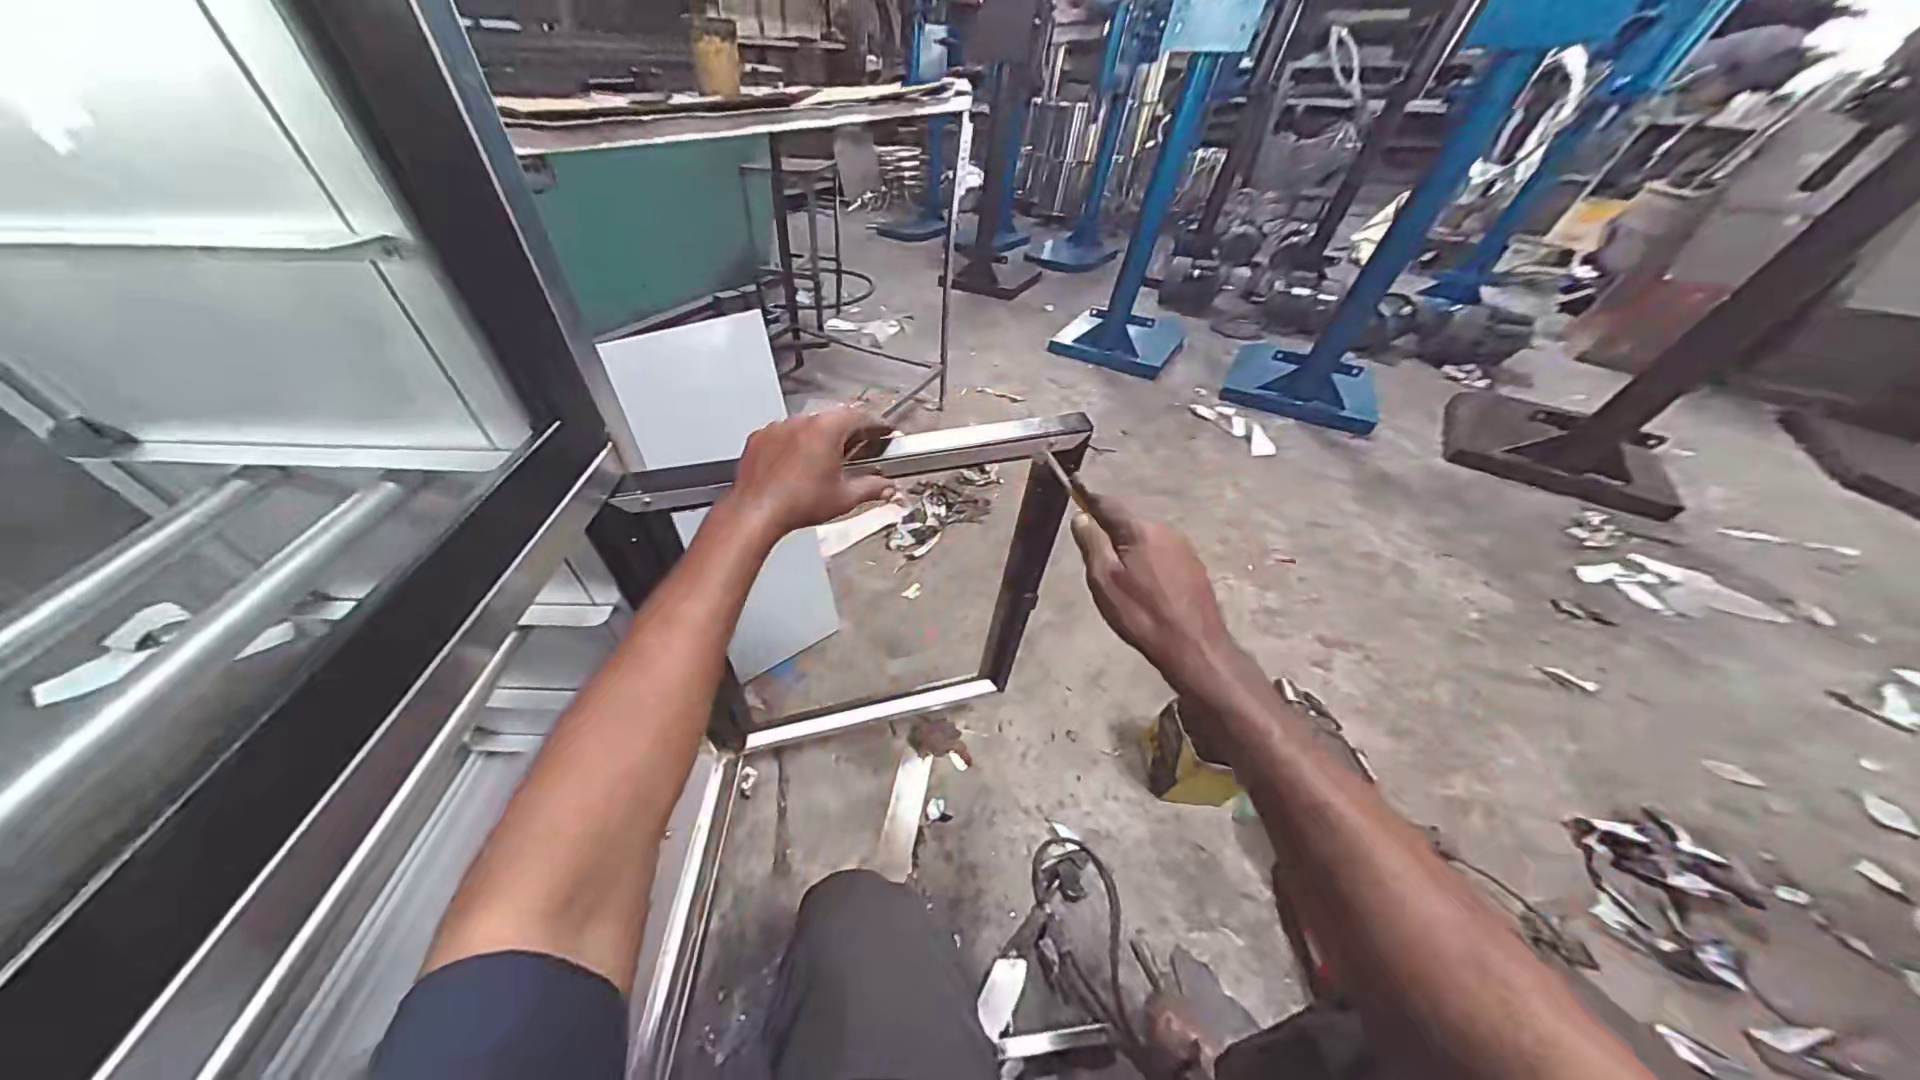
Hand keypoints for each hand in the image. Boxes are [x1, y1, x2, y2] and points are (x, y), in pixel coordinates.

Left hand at [726, 407, 896, 541]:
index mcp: (827, 429)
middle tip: (857, 449)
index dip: (877, 425)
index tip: (883, 431)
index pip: (861, 417)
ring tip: (824, 463)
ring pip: (807, 426)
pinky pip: (784, 435)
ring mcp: (778, 428)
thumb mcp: (845, 497)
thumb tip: (887, 488)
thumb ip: (873, 488)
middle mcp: (802, 422)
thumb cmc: (795, 504)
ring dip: (819, 439)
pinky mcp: (760, 438)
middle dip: (848, 433)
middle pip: (833, 419)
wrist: (756, 512)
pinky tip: (797, 467)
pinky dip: (794, 446)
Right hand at [1070, 491, 1232, 690]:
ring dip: (1131, 551)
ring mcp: (1184, 548)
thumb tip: (1081, 516)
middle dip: (1111, 534)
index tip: (1075, 490)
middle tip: (1097, 563)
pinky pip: (1162, 555)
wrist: (1193, 645)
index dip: (1089, 499)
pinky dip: (1149, 563)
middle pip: (1129, 524)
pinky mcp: (1195, 567)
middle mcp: (1165, 530)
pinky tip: (1147, 589)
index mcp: (1140, 530)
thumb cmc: (1142, 613)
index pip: (1108, 504)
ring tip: (1123, 583)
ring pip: (1146, 540)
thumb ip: (1092, 544)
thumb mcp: (1105, 580)